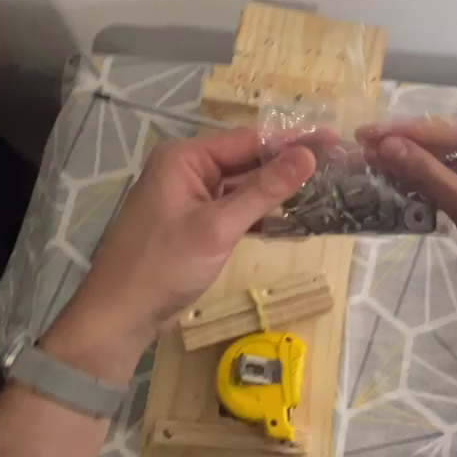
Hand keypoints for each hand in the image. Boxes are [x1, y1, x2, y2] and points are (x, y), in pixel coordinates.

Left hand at [41, 127, 315, 380]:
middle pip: (247, 161)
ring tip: (324, 189)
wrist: (119, 318)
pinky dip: (261, 216)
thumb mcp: (219, 226)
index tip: (333, 139)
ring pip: (243, 187)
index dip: (293, 140)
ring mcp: (191, 199)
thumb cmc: (164, 266)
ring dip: (278, 192)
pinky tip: (293, 220)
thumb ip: (264, 190)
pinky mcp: (196, 226)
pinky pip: (235, 211)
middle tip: (336, 165)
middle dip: (289, 166)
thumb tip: (308, 156)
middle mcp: (187, 171)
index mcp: (185, 158)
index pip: (249, 140)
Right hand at [356, 118, 456, 319]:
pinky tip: (399, 190)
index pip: (444, 130)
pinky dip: (428, 188)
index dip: (400, 133)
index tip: (362, 134)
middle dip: (403, 149)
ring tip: (372, 168)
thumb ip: (427, 174)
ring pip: (444, 164)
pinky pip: (452, 184)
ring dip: (412, 169)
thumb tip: (386, 145)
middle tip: (360, 151)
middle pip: (442, 143)